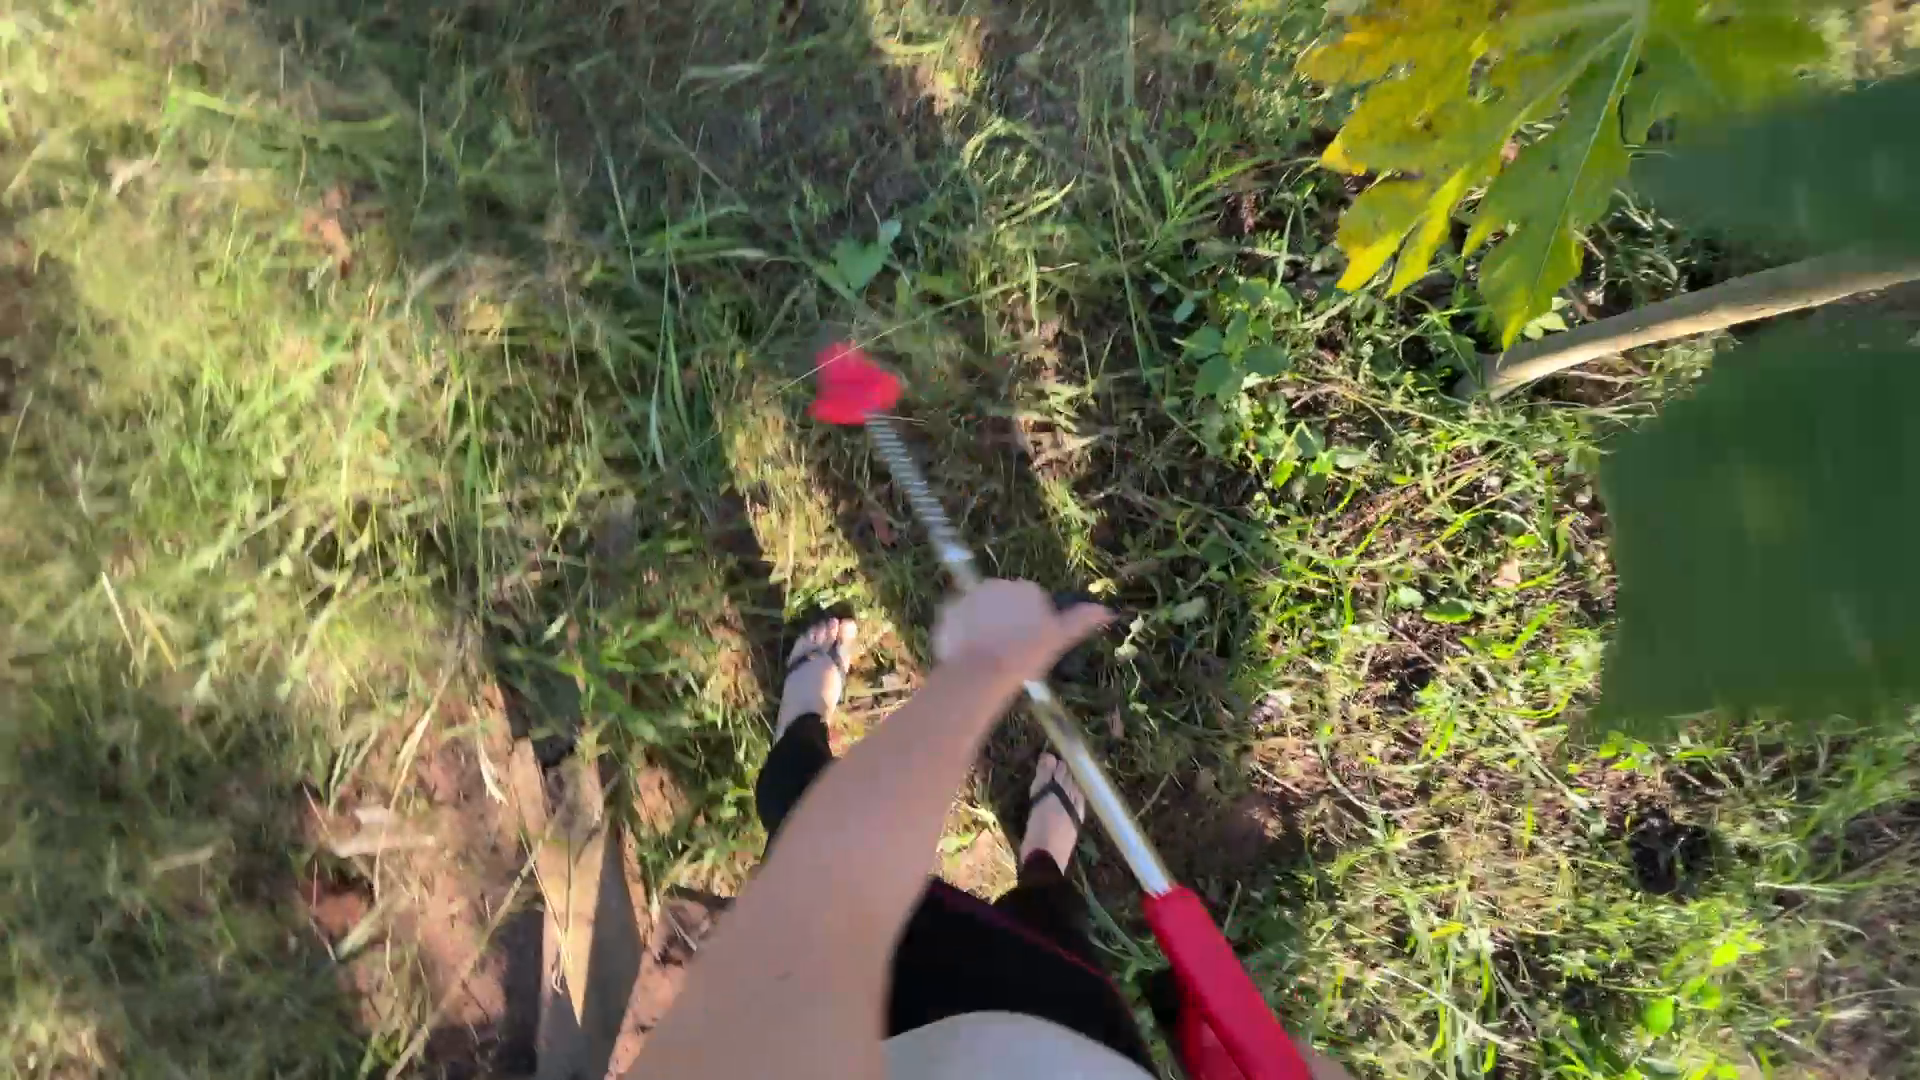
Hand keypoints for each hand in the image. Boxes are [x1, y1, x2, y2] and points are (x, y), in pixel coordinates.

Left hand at [932, 579, 1112, 677]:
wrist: (982, 670)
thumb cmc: (1025, 655)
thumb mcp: (1058, 639)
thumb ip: (1081, 621)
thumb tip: (1107, 610)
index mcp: (1025, 589)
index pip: (1030, 601)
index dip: (1031, 624)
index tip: (1028, 644)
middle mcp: (997, 584)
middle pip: (1004, 602)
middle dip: (1007, 620)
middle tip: (1009, 650)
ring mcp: (969, 596)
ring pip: (981, 610)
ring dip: (984, 625)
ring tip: (989, 654)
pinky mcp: (948, 611)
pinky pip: (959, 620)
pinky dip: (963, 632)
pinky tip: (969, 653)